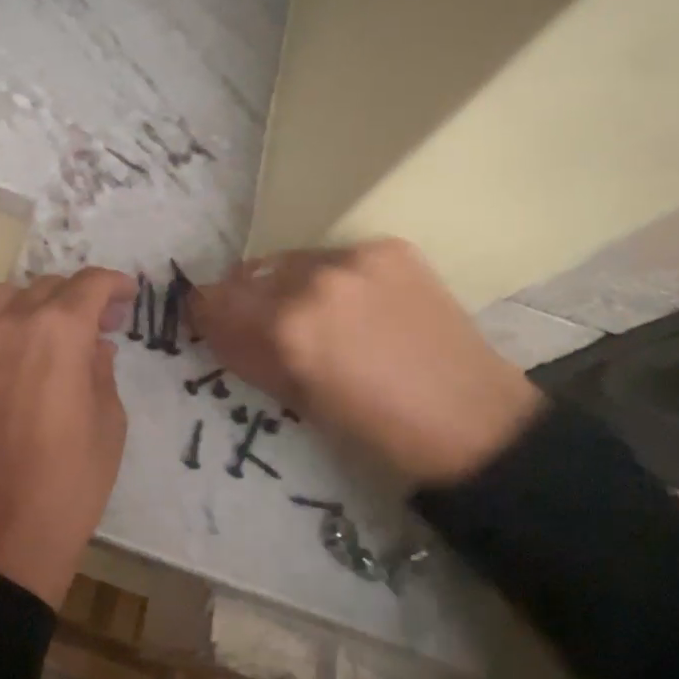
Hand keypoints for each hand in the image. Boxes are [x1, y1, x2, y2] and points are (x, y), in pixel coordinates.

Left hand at [0, 268, 137, 607]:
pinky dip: (14, 323)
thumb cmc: (74, 474)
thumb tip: (95, 347)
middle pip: (49, 285)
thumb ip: (102, 369)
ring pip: (11, 296)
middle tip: (106, 323)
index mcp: (58, 330)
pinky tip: (33, 355)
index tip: (131, 295)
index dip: (115, 284)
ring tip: (62, 330)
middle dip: (82, 295)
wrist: (8, 524)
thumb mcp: (109, 419)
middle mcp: (15, 324)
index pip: (88, 284)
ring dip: (40, 301)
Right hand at [191, 239, 542, 485]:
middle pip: (249, 274)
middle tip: (261, 325)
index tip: (206, 321)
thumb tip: (215, 328)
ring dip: (286, 284)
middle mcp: (314, 281)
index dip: (205, 312)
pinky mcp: (388, 249)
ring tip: (312, 314)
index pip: (217, 300)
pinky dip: (330, 277)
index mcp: (288, 327)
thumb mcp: (297, 401)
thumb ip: (249, 356)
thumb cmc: (377, 429)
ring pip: (290, 260)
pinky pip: (334, 256)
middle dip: (245, 300)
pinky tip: (354, 305)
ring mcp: (354, 259)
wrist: (473, 420)